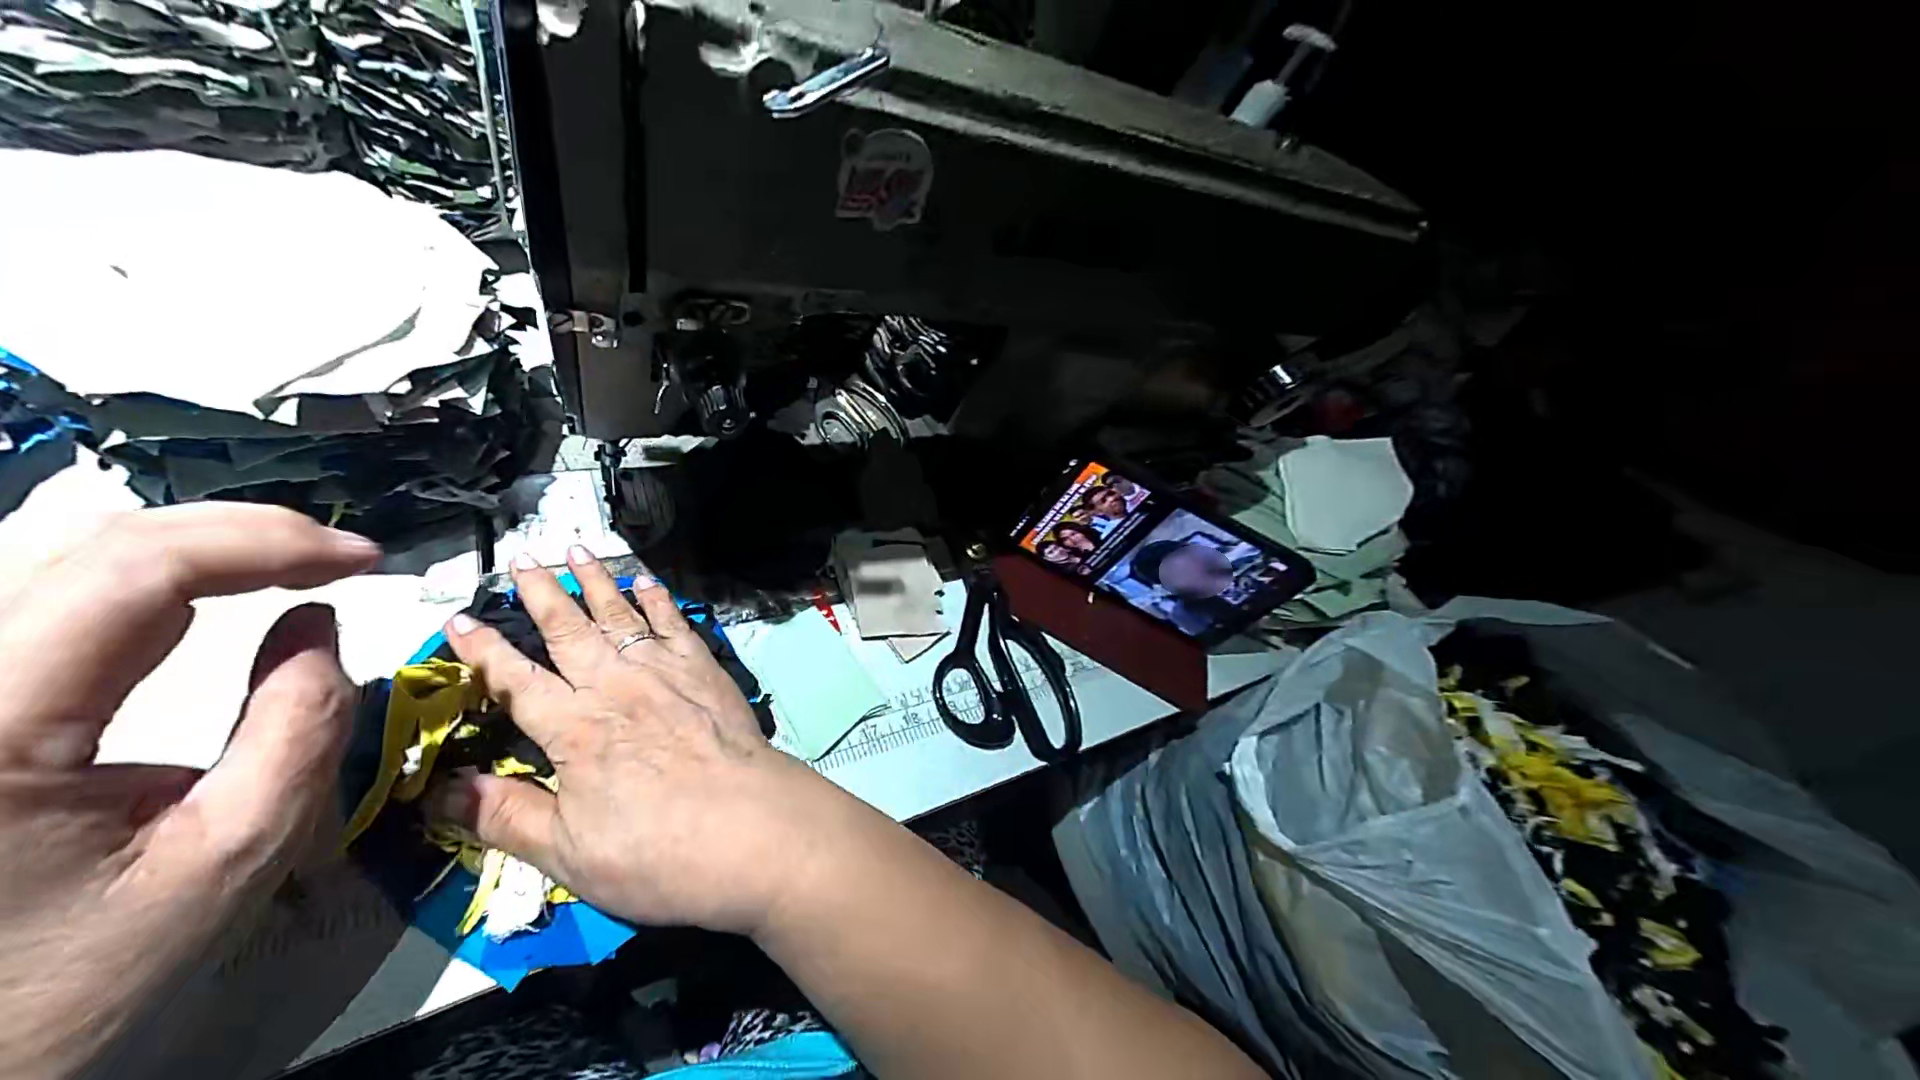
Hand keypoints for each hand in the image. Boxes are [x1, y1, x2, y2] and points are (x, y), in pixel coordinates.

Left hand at [0, 505, 378, 1076]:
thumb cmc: (84, 975)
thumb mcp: (236, 854)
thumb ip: (301, 726)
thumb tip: (315, 624)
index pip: (132, 573)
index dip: (267, 543)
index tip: (369, 559)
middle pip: (98, 547)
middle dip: (248, 532)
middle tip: (349, 554)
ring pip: (77, 562)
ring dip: (211, 546)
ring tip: (305, 560)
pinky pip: (68, 602)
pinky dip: (168, 578)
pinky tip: (227, 585)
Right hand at [432, 548, 855, 936]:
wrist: (753, 829)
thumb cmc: (657, 851)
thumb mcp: (566, 853)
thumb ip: (504, 816)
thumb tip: (441, 790)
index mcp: (573, 729)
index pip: (515, 681)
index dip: (482, 652)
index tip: (457, 619)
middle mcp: (617, 686)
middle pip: (570, 630)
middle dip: (543, 593)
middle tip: (524, 560)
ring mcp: (666, 673)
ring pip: (623, 615)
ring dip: (598, 581)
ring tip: (578, 551)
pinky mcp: (708, 672)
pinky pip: (676, 625)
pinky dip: (659, 600)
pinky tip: (648, 582)